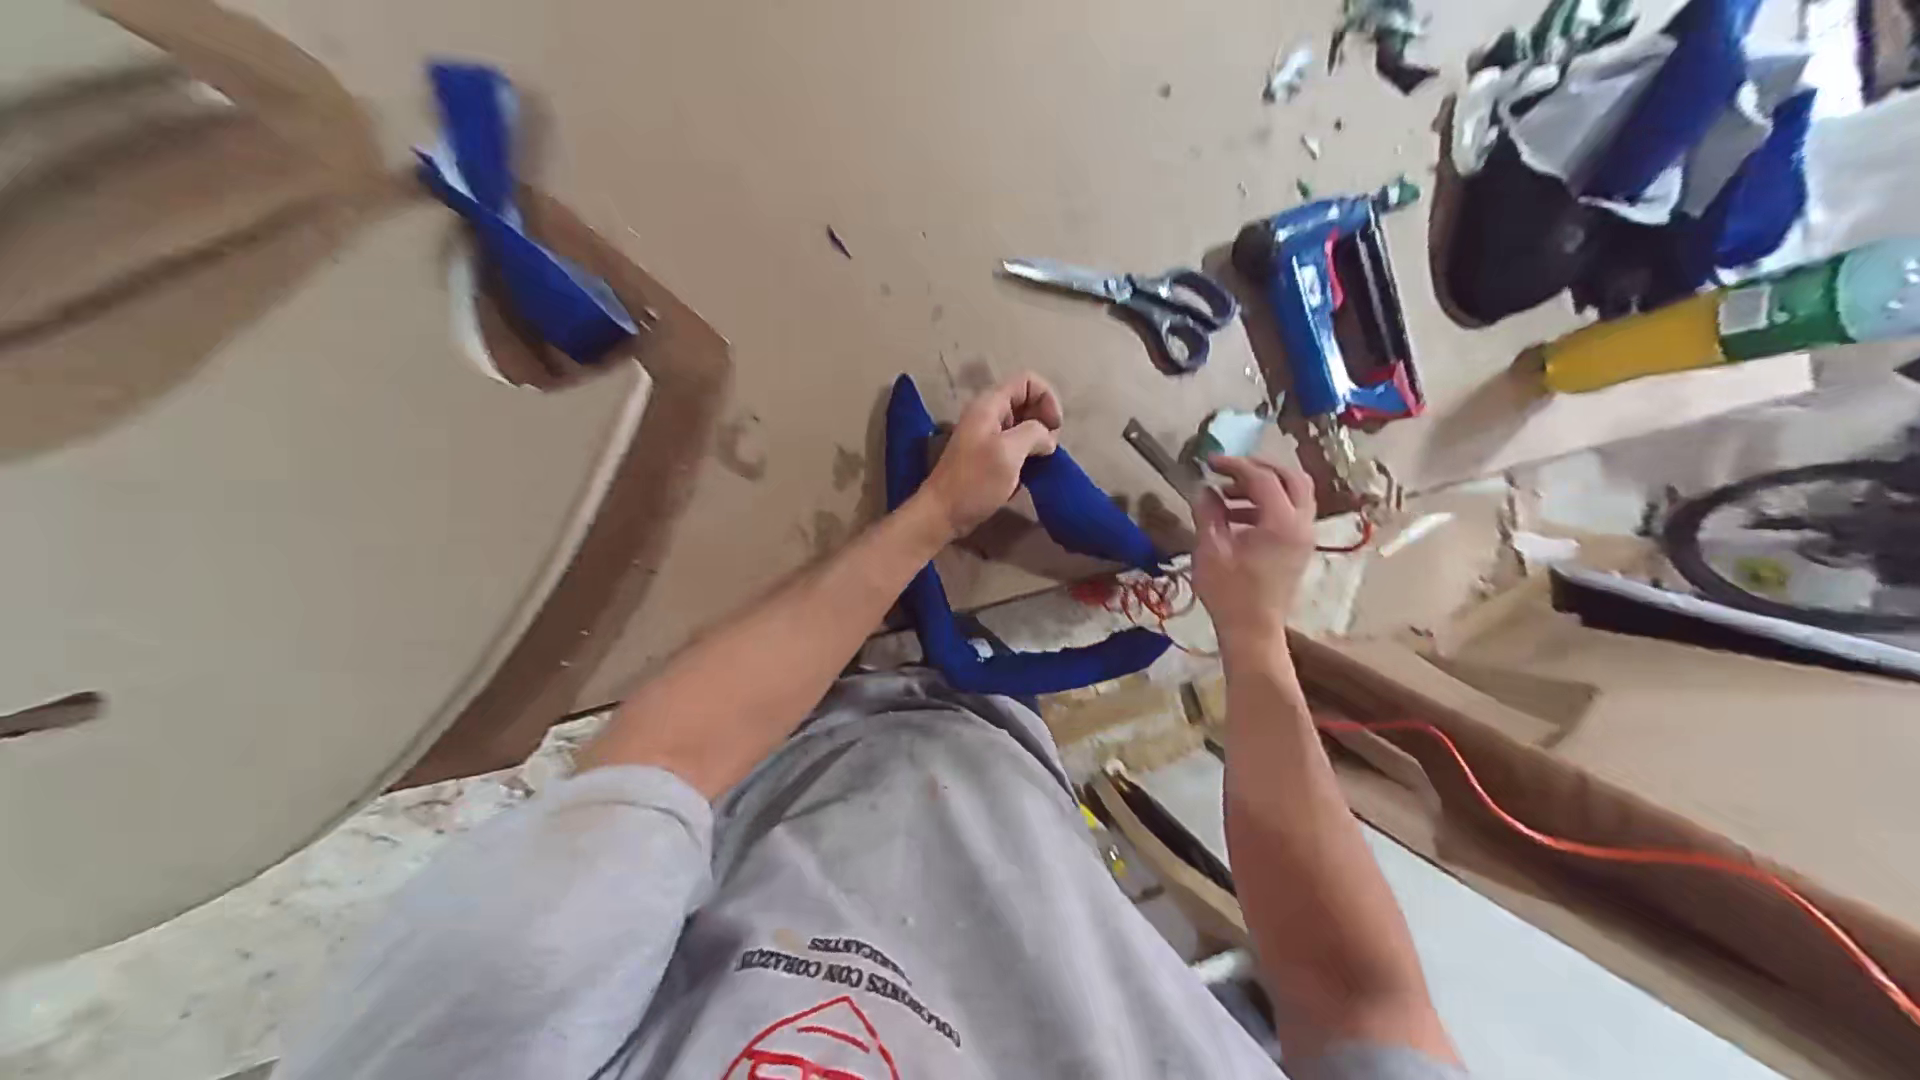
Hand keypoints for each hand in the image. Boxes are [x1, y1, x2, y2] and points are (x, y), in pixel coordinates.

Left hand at [917, 372, 1062, 537]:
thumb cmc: (975, 481)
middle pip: (1027, 401)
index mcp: (989, 405)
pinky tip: (1029, 473)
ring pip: (1023, 425)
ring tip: (1041, 461)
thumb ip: (1033, 434)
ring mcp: (987, 436)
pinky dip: (1027, 454)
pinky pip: (1015, 445)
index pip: (1028, 381)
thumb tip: (1047, 439)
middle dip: (1044, 420)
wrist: (943, 514)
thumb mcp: (1009, 452)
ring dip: (1038, 440)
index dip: (1047, 398)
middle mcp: (988, 415)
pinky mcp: (989, 457)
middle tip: (1048, 448)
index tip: (1054, 428)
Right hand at [1190, 456, 1316, 649]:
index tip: (1210, 462)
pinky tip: (1235, 517)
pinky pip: (1288, 514)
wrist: (1252, 631)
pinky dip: (1265, 506)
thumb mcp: (1210, 549)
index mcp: (1282, 523)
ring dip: (1262, 488)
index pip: (1263, 478)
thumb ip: (1208, 513)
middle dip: (1259, 468)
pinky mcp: (1298, 549)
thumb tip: (1203, 489)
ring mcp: (1303, 538)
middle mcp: (1301, 525)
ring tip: (1225, 496)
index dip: (1235, 465)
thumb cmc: (1229, 593)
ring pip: (1292, 495)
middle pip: (1291, 478)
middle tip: (1228, 469)